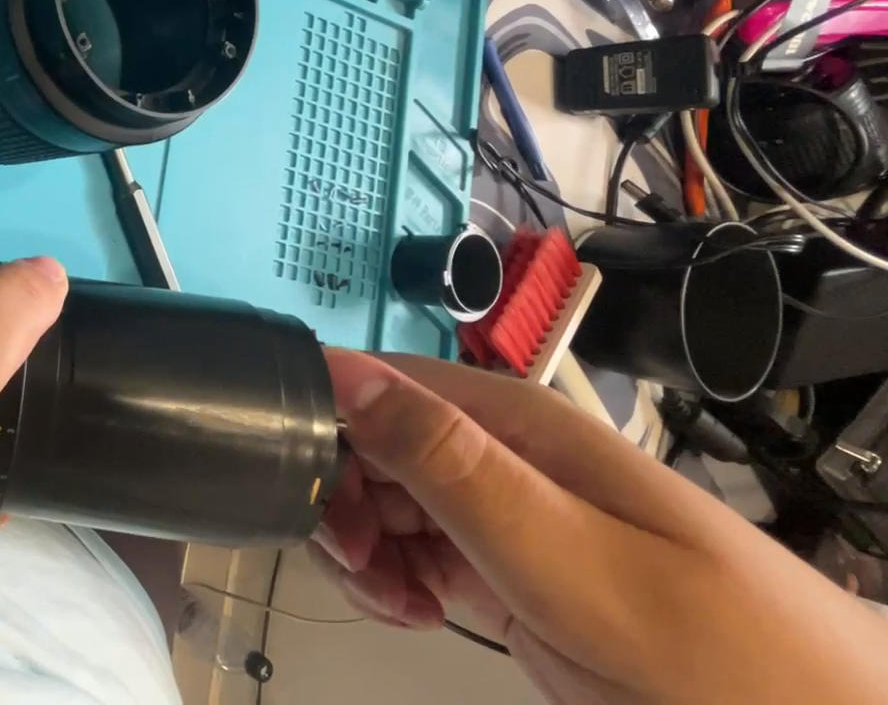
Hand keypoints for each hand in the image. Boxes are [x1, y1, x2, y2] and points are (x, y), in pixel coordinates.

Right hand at [312, 350, 887, 703]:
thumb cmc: (712, 659)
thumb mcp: (570, 557)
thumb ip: (449, 461)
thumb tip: (342, 370)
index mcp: (510, 423)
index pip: (374, 387)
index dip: (328, 432)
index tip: (317, 500)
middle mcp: (494, 453)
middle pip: (367, 445)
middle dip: (339, 500)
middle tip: (359, 566)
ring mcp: (495, 510)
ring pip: (378, 499)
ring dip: (360, 546)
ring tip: (391, 602)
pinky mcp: (496, 564)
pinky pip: (407, 548)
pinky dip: (389, 577)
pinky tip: (410, 611)